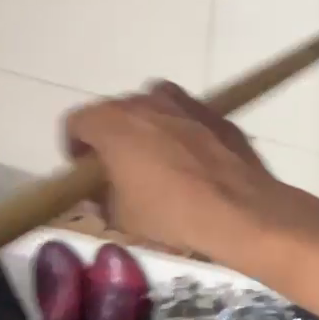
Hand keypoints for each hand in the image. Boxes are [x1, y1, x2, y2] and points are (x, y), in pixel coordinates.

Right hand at [64, 82, 318, 272]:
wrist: (241, 211)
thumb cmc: (171, 213)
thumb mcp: (120, 217)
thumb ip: (102, 199)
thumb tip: (103, 195)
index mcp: (111, 122)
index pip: (76, 123)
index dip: (76, 148)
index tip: (85, 171)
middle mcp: (146, 102)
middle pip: (117, 112)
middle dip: (114, 136)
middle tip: (122, 168)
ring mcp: (187, 105)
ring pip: (156, 108)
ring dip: (150, 128)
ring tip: (159, 160)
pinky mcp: (220, 118)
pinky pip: (191, 118)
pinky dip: (186, 132)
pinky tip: (195, 162)